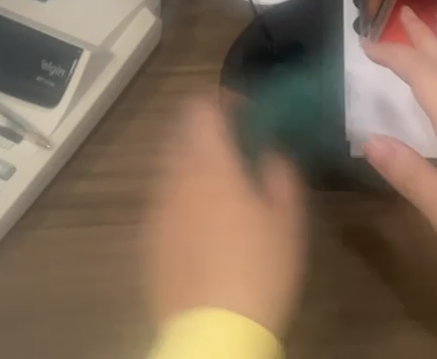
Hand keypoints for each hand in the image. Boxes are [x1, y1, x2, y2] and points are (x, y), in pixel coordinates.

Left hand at [146, 94, 306, 334]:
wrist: (213, 337)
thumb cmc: (260, 268)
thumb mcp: (288, 216)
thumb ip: (280, 170)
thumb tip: (270, 149)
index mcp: (210, 164)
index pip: (201, 108)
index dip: (223, 102)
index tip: (248, 113)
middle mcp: (176, 178)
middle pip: (180, 131)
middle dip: (207, 129)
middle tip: (238, 145)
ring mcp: (157, 211)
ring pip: (170, 166)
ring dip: (194, 160)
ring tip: (225, 184)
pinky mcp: (148, 242)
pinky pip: (164, 199)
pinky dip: (183, 193)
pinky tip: (207, 220)